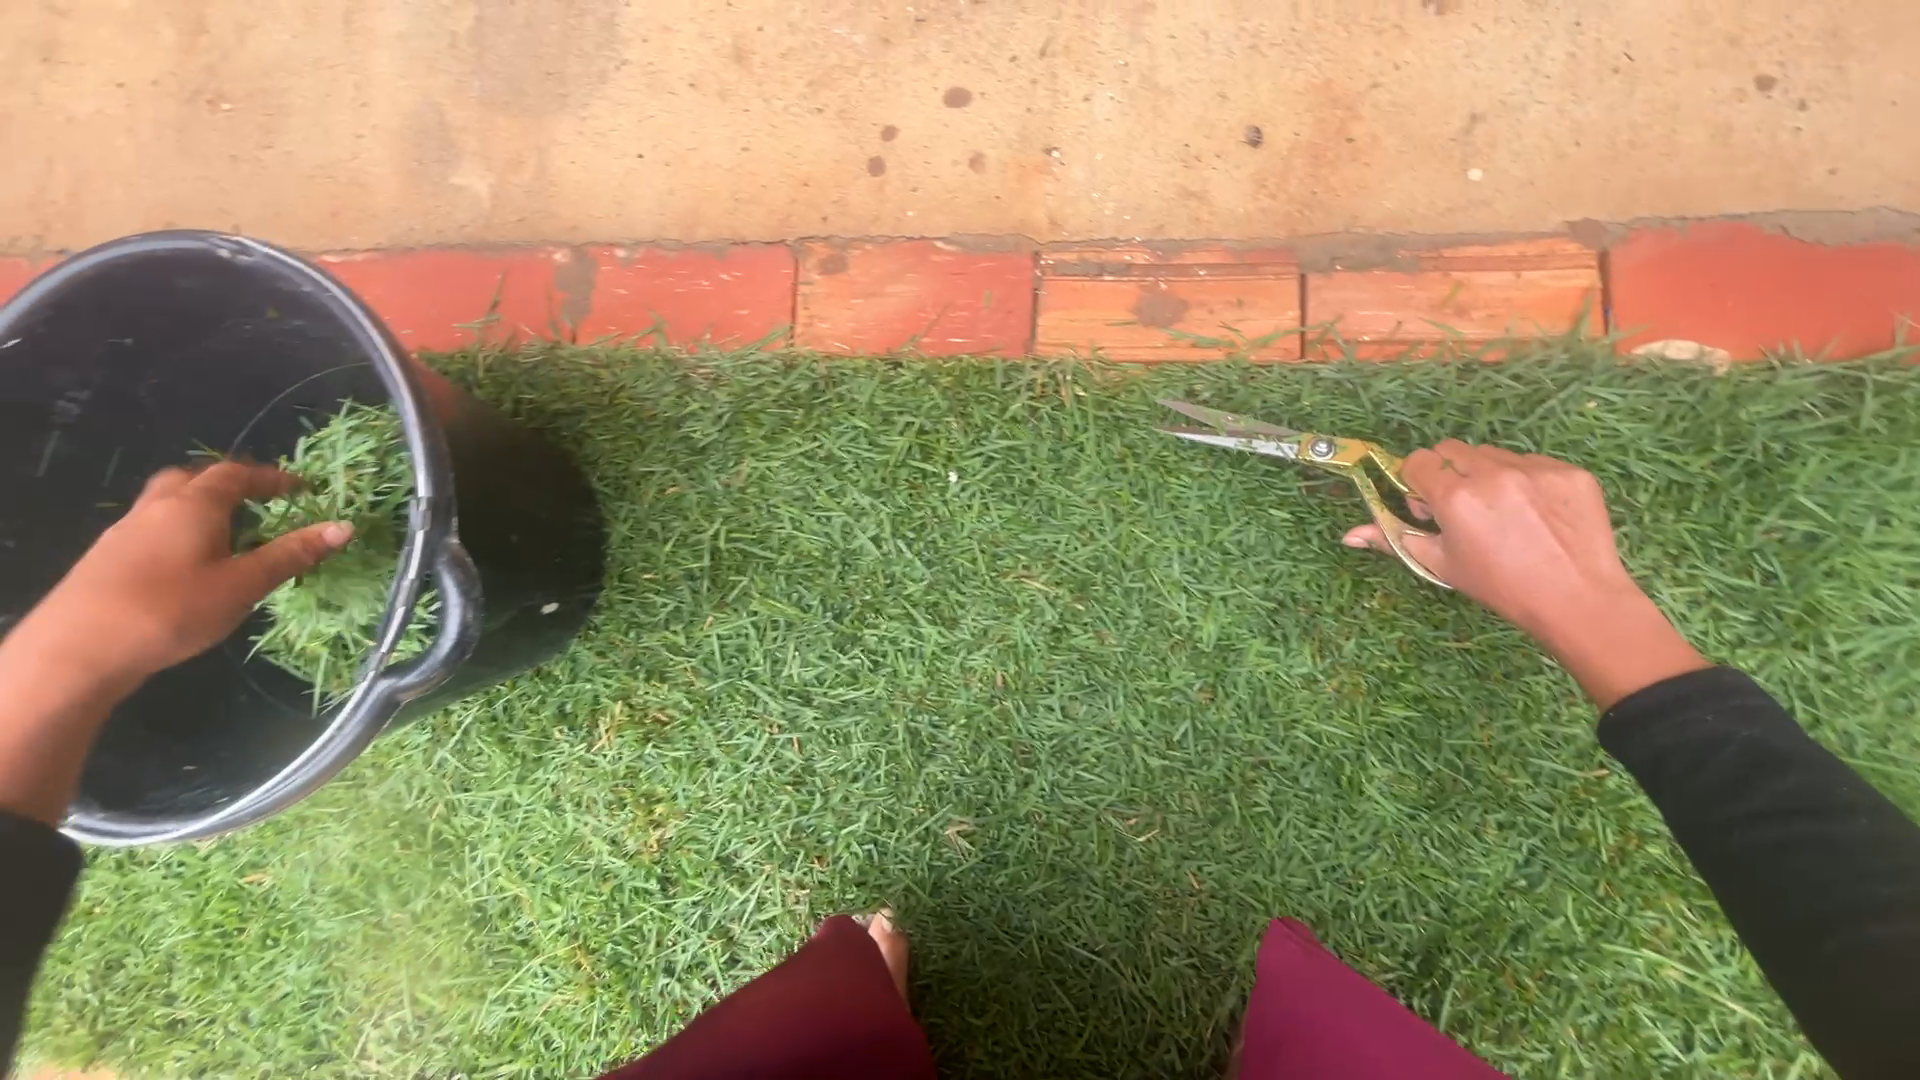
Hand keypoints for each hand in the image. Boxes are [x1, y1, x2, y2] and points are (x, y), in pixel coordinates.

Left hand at [7, 462, 352, 682]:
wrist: (74, 654)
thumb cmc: (170, 610)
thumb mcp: (244, 584)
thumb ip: (292, 554)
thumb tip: (344, 526)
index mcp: (191, 507)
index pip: (235, 475)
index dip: (271, 478)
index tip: (303, 489)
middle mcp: (154, 511)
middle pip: (192, 480)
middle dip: (229, 484)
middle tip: (263, 501)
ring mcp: (125, 535)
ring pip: (168, 504)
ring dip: (204, 507)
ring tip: (236, 532)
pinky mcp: (109, 561)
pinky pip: (155, 528)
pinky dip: (184, 530)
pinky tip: (197, 562)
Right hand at [1342, 441, 1706, 708]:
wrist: (1576, 597)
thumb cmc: (1497, 585)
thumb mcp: (1439, 564)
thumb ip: (1392, 540)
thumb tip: (1348, 536)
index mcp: (1455, 498)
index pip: (1419, 461)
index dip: (1417, 480)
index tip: (1427, 503)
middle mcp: (1492, 475)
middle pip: (1452, 449)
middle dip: (1448, 471)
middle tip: (1459, 506)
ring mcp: (1534, 470)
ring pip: (1491, 454)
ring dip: (1484, 473)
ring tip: (1500, 511)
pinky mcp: (1569, 471)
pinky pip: (1530, 462)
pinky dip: (1522, 480)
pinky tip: (1533, 512)